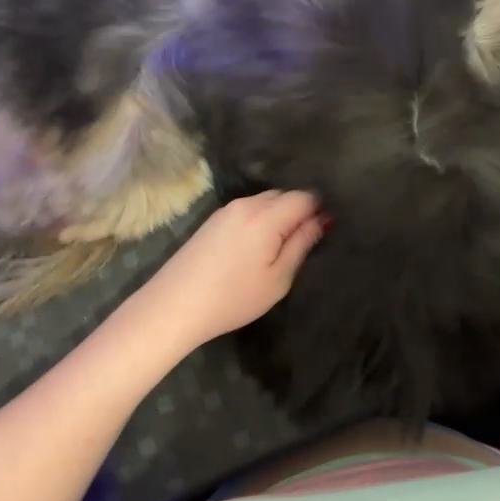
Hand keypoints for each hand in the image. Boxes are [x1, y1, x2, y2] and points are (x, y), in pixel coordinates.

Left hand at [117, 191, 325, 346]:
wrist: (176, 305)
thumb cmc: (233, 297)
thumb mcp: (278, 278)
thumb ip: (301, 244)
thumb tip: (321, 220)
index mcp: (266, 215)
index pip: (304, 196)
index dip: (318, 210)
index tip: (324, 232)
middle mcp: (246, 204)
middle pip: (283, 195)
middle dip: (298, 211)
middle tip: (304, 243)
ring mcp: (226, 210)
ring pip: (264, 202)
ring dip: (277, 216)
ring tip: (279, 248)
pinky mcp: (212, 220)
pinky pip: (247, 211)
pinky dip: (259, 221)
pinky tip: (255, 247)